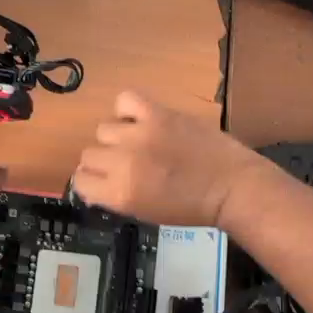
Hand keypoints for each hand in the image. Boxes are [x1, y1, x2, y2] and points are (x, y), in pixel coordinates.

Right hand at [71, 90, 270, 227]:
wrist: (232, 187)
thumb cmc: (191, 207)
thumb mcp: (145, 212)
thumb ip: (115, 196)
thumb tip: (93, 184)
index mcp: (119, 193)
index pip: (80, 181)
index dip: (90, 181)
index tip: (102, 180)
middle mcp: (123, 162)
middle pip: (89, 154)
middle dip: (104, 162)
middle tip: (126, 164)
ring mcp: (139, 134)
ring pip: (103, 129)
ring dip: (117, 137)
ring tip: (137, 141)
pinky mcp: (157, 114)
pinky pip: (125, 99)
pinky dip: (127, 108)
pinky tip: (139, 119)